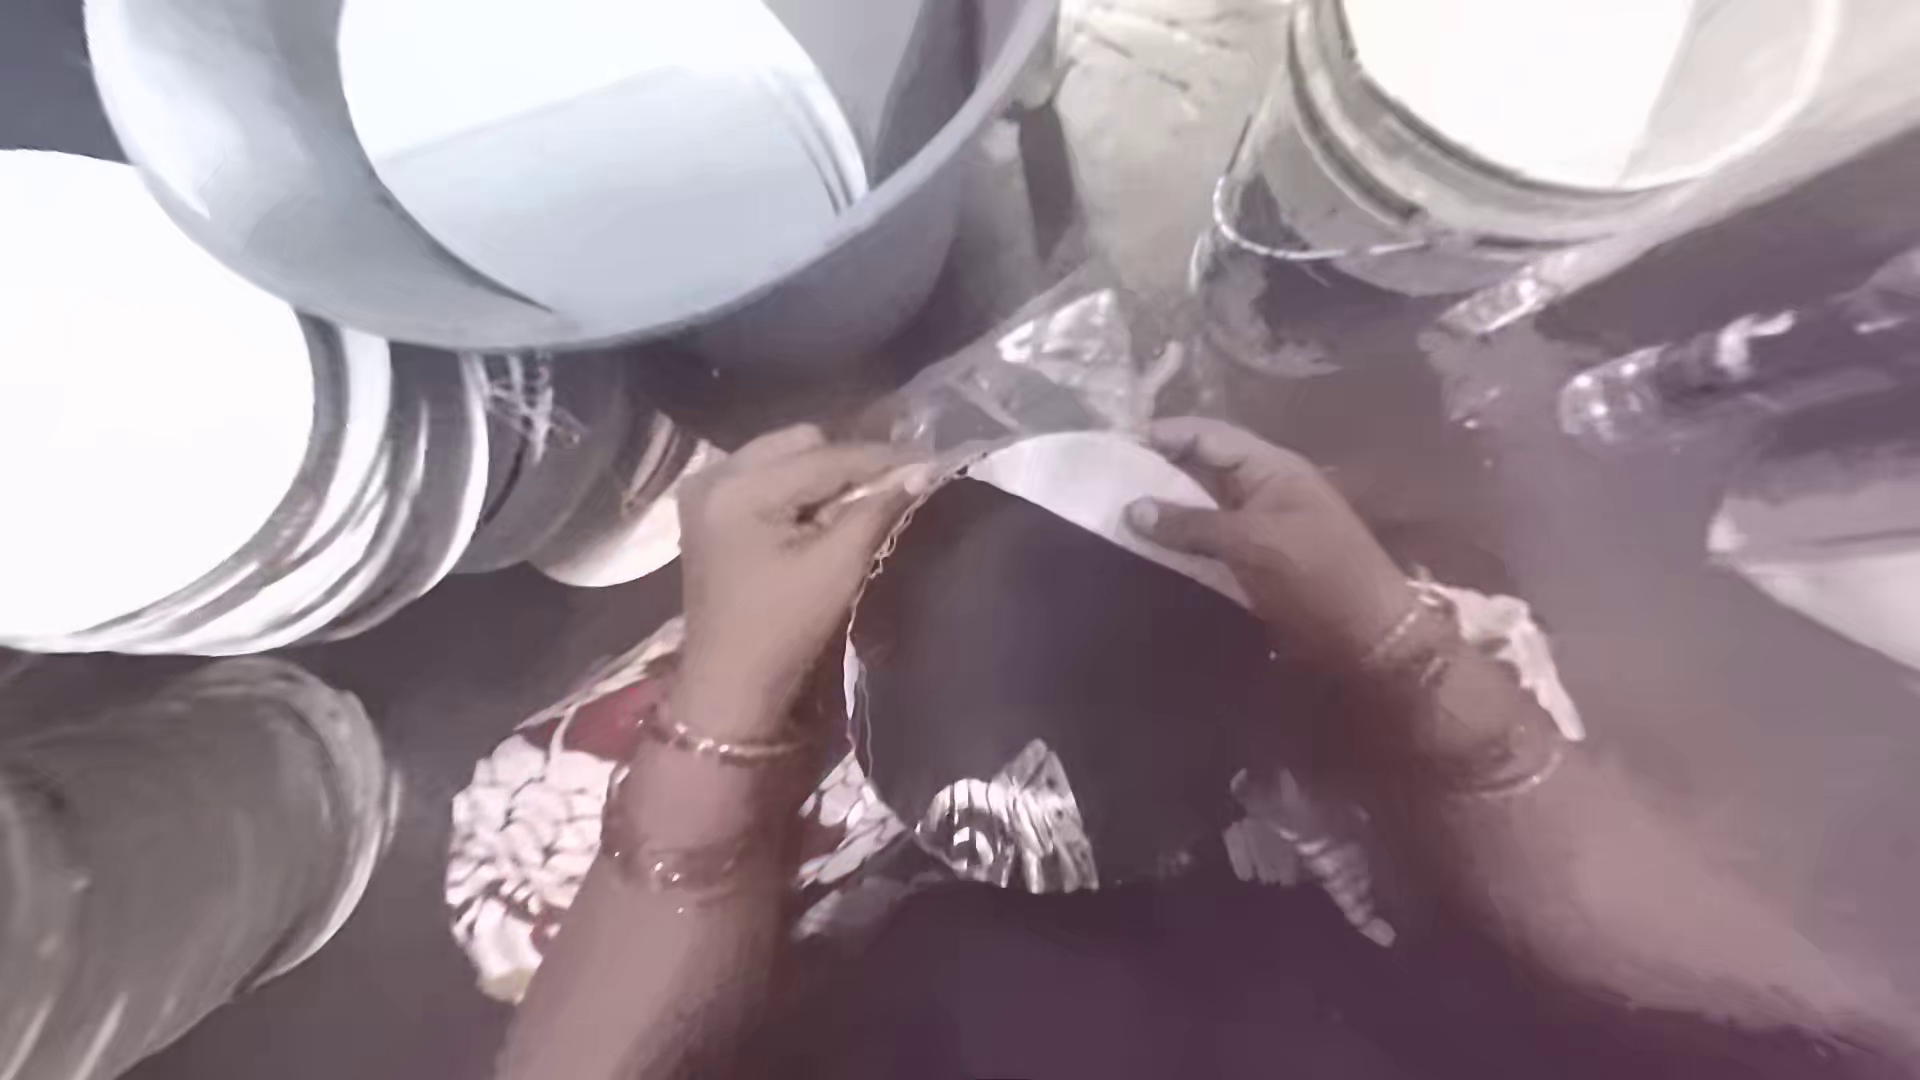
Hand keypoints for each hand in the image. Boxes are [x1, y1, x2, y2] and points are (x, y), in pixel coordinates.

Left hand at [676, 425, 923, 734]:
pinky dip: (800, 486)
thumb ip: (877, 510)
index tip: (928, 459)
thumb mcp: (837, 567)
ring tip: (855, 503)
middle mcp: (715, 474)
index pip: (826, 458)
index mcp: (740, 489)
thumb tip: (920, 471)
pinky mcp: (709, 504)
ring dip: (825, 473)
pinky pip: (767, 473)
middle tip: (886, 489)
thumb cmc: (784, 629)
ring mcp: (706, 488)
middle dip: (848, 463)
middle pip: (802, 443)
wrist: (730, 679)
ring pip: (785, 454)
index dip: (882, 458)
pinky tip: (819, 513)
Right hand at [1126, 418, 1412, 668]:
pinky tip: (1142, 544)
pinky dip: (1173, 538)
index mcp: (1270, 468)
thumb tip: (1132, 509)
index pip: (1209, 436)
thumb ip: (1191, 523)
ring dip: (1161, 506)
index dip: (1166, 434)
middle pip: (1198, 466)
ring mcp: (1250, 524)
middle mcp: (1257, 488)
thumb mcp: (1253, 541)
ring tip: (1115, 509)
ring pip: (1196, 503)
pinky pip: (1199, 537)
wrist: (1363, 637)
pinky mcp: (1243, 557)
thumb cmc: (1316, 575)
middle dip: (1156, 468)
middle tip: (1107, 478)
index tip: (1119, 444)